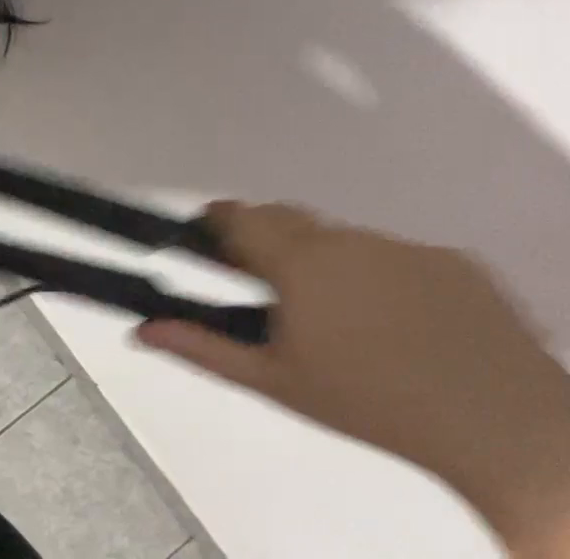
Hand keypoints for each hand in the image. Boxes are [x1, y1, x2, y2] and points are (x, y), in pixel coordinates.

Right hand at [138, 202, 569, 553]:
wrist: (509, 431)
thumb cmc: (371, 404)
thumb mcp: (276, 382)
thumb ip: (203, 348)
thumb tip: (139, 330)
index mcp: (298, 263)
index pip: (241, 217)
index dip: (220, 221)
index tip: (207, 235)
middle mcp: (347, 242)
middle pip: (290, 219)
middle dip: (268, 237)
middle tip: (264, 279)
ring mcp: (407, 249)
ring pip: (344, 239)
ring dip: (327, 259)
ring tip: (340, 312)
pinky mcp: (459, 263)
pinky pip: (400, 255)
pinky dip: (384, 274)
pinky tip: (400, 320)